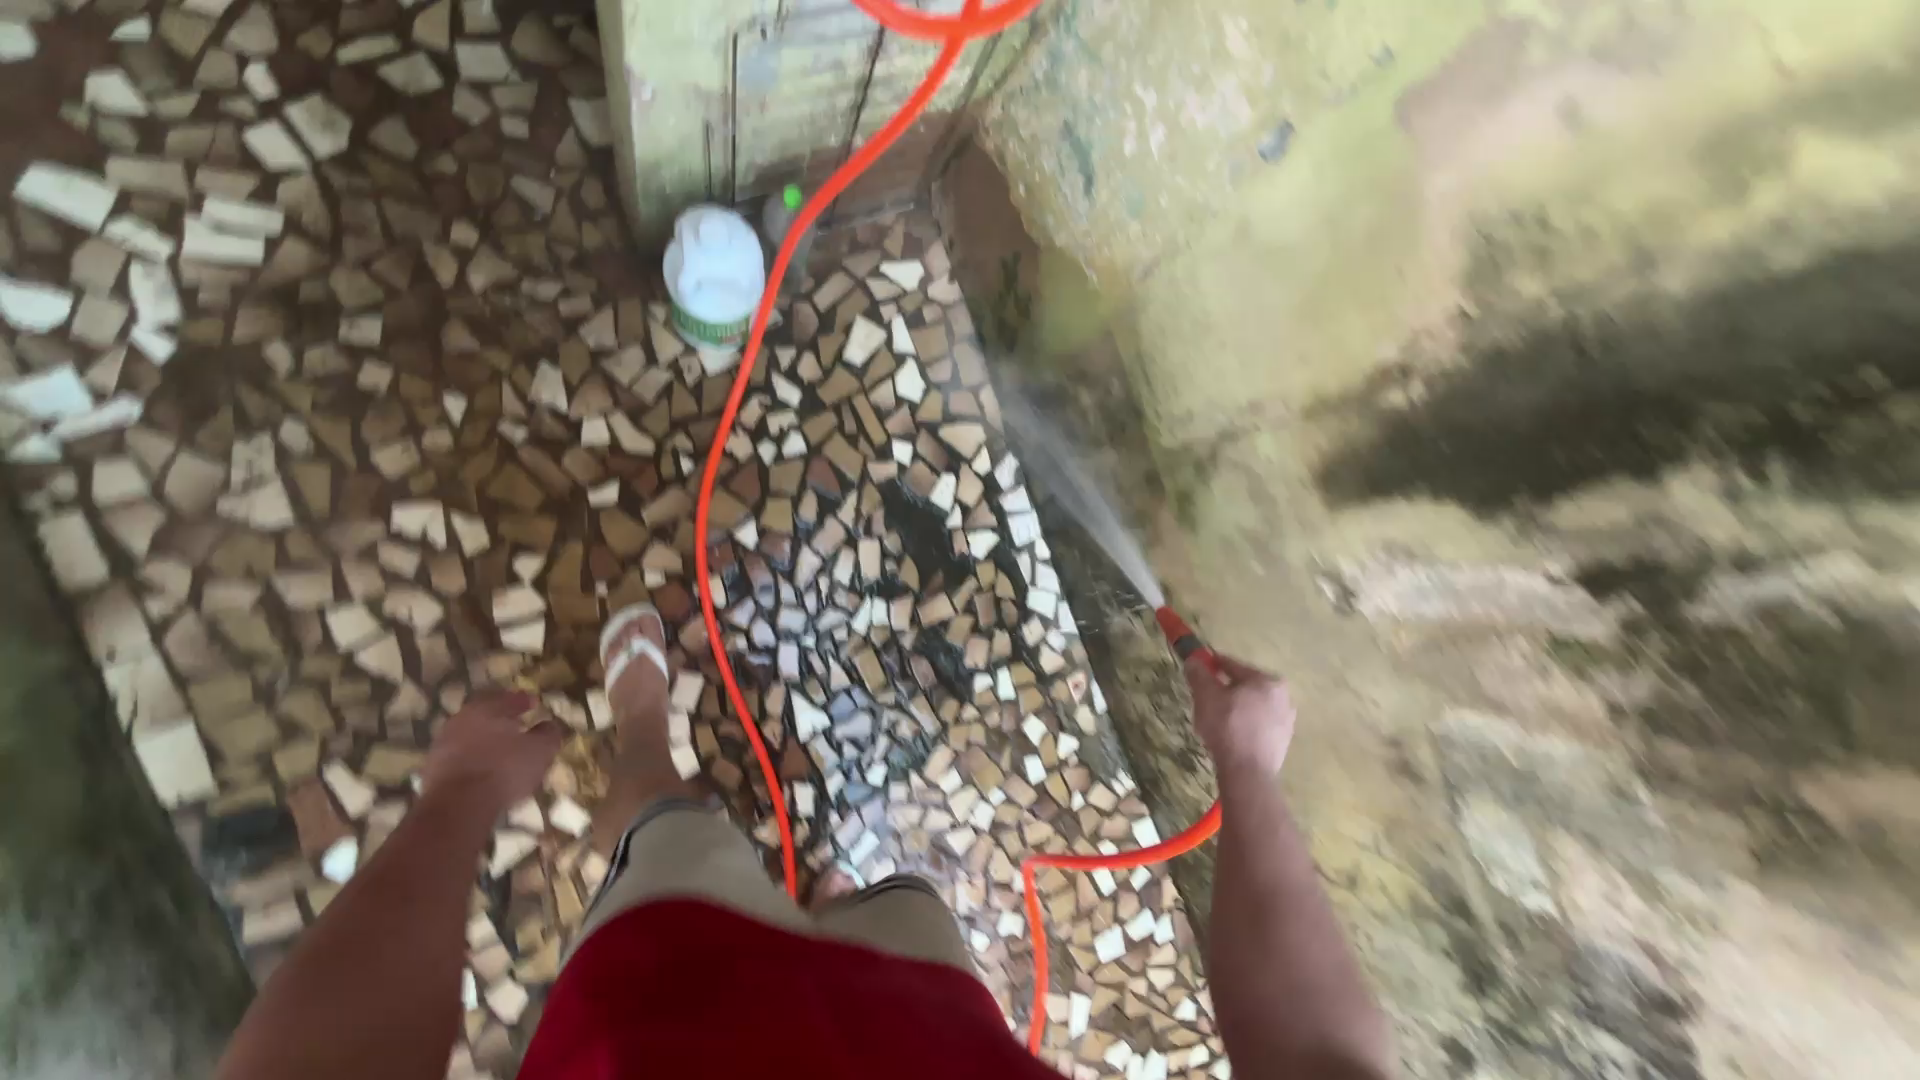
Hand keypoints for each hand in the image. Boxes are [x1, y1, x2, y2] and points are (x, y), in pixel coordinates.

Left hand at [421, 691, 563, 816]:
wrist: (457, 807)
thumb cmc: (504, 769)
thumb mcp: (540, 750)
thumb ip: (548, 734)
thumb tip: (549, 725)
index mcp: (485, 708)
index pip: (507, 698)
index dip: (523, 700)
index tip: (534, 703)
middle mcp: (459, 721)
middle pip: (483, 715)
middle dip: (501, 719)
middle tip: (518, 724)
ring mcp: (442, 746)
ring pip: (469, 737)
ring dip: (485, 741)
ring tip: (503, 750)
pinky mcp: (432, 772)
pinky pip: (460, 759)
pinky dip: (474, 760)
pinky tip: (486, 770)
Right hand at [1185, 652, 1294, 781]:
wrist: (1247, 771)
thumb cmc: (1227, 726)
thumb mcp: (1206, 695)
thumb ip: (1198, 674)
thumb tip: (1193, 660)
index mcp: (1266, 680)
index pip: (1233, 666)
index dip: (1212, 665)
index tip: (1198, 667)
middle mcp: (1282, 696)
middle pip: (1245, 686)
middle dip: (1224, 690)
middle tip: (1204, 699)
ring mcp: (1286, 720)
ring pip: (1252, 707)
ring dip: (1234, 709)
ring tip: (1215, 720)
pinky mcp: (1283, 741)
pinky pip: (1258, 725)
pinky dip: (1244, 725)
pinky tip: (1229, 736)